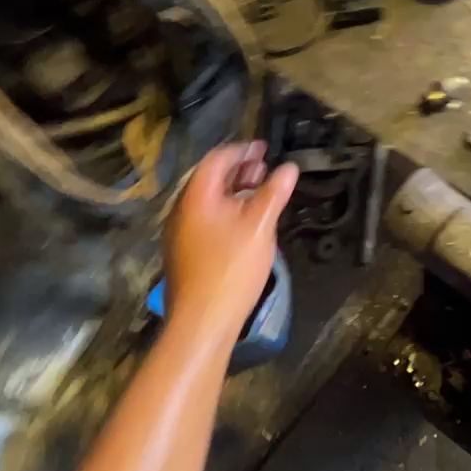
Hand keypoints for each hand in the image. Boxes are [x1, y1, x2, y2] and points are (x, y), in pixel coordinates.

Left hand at [167, 141, 296, 339]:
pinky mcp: (186, 252)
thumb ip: (274, 192)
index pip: (216, 160)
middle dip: (239, 169)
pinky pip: (206, 217)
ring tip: (260, 193)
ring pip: (208, 200)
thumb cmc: (231, 267)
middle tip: (266, 169)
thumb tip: (289, 167)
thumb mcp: (260, 225)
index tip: (265, 148)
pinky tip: (246, 221)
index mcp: (196, 198)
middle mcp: (182, 211)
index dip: (242, 150)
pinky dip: (227, 208)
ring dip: (234, 190)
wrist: (202, 322)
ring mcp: (181, 234)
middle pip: (209, 178)